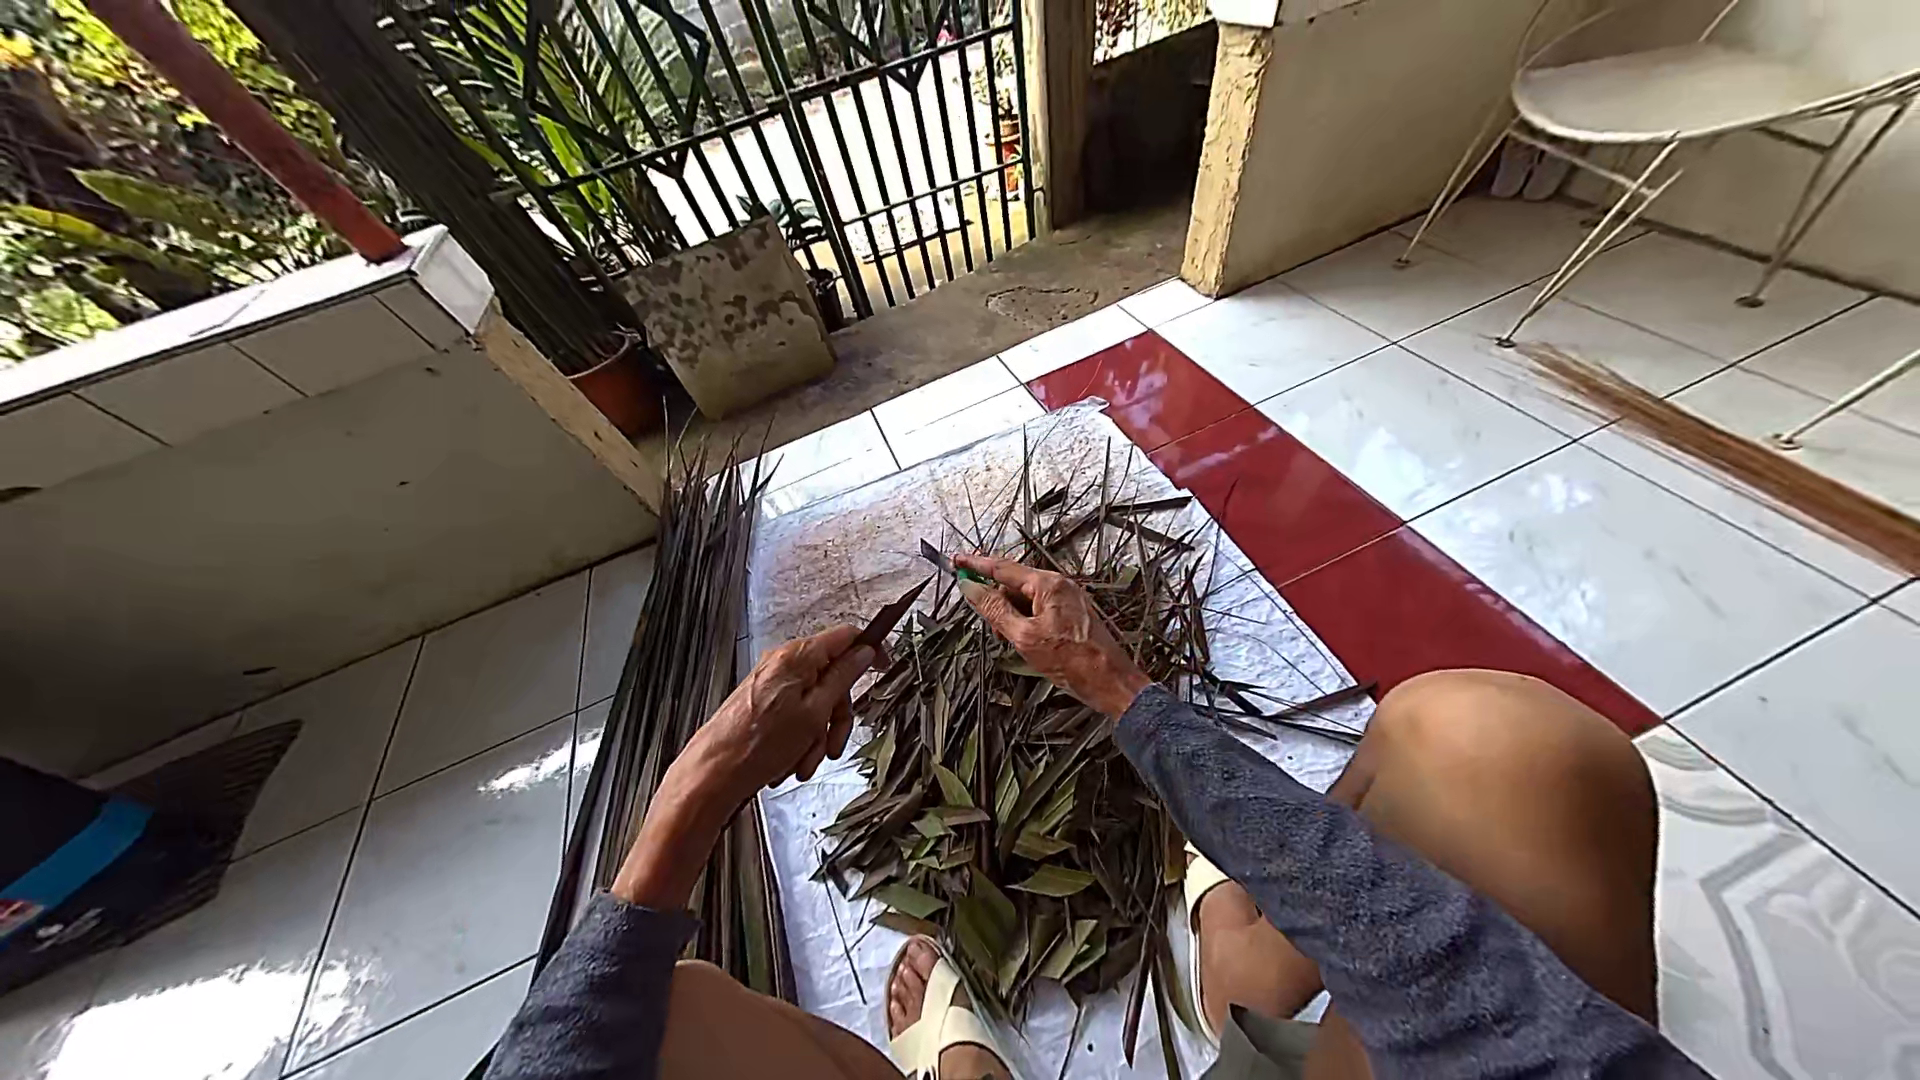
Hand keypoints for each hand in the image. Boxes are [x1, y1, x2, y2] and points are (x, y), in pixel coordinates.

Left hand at [684, 624, 877, 801]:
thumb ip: (843, 677)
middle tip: (835, 741)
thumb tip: (863, 654)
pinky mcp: (762, 702)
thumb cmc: (756, 746)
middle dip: (838, 714)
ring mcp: (771, 682)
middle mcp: (783, 663)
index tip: (883, 666)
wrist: (711, 775)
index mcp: (798, 656)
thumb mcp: (815, 713)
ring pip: (815, 700)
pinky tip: (792, 761)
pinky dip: (800, 737)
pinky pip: (796, 713)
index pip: (846, 636)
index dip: (869, 650)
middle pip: (832, 675)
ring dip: (818, 733)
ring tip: (806, 761)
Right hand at [953, 553, 1151, 717]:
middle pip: (1014, 583)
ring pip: (1026, 597)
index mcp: (1049, 584)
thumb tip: (972, 588)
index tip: (958, 560)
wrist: (1111, 683)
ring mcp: (1068, 598)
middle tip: (990, 625)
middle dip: (997, 601)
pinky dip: (1026, 620)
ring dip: (1011, 615)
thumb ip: (995, 610)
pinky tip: (1025, 641)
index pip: (1003, 568)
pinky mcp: (1072, 613)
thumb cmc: (1074, 662)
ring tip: (1012, 641)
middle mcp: (1060, 585)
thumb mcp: (1024, 637)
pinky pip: (1040, 608)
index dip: (977, 564)